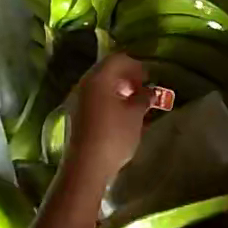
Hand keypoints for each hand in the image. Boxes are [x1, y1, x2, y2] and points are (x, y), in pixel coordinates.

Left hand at [65, 54, 152, 182]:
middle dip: (127, 78)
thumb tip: (150, 92)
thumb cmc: (114, 135)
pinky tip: (122, 115)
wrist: (86, 167)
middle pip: (107, 72)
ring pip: (101, 87)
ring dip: (119, 90)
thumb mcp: (135, 114)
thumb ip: (144, 98)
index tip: (149, 79)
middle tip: (143, 90)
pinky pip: (95, 100)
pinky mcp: (76, 116)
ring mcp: (78, 101)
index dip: (136, 66)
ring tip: (135, 104)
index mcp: (99, 78)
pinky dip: (110, 101)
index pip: (118, 60)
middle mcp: (85, 85)